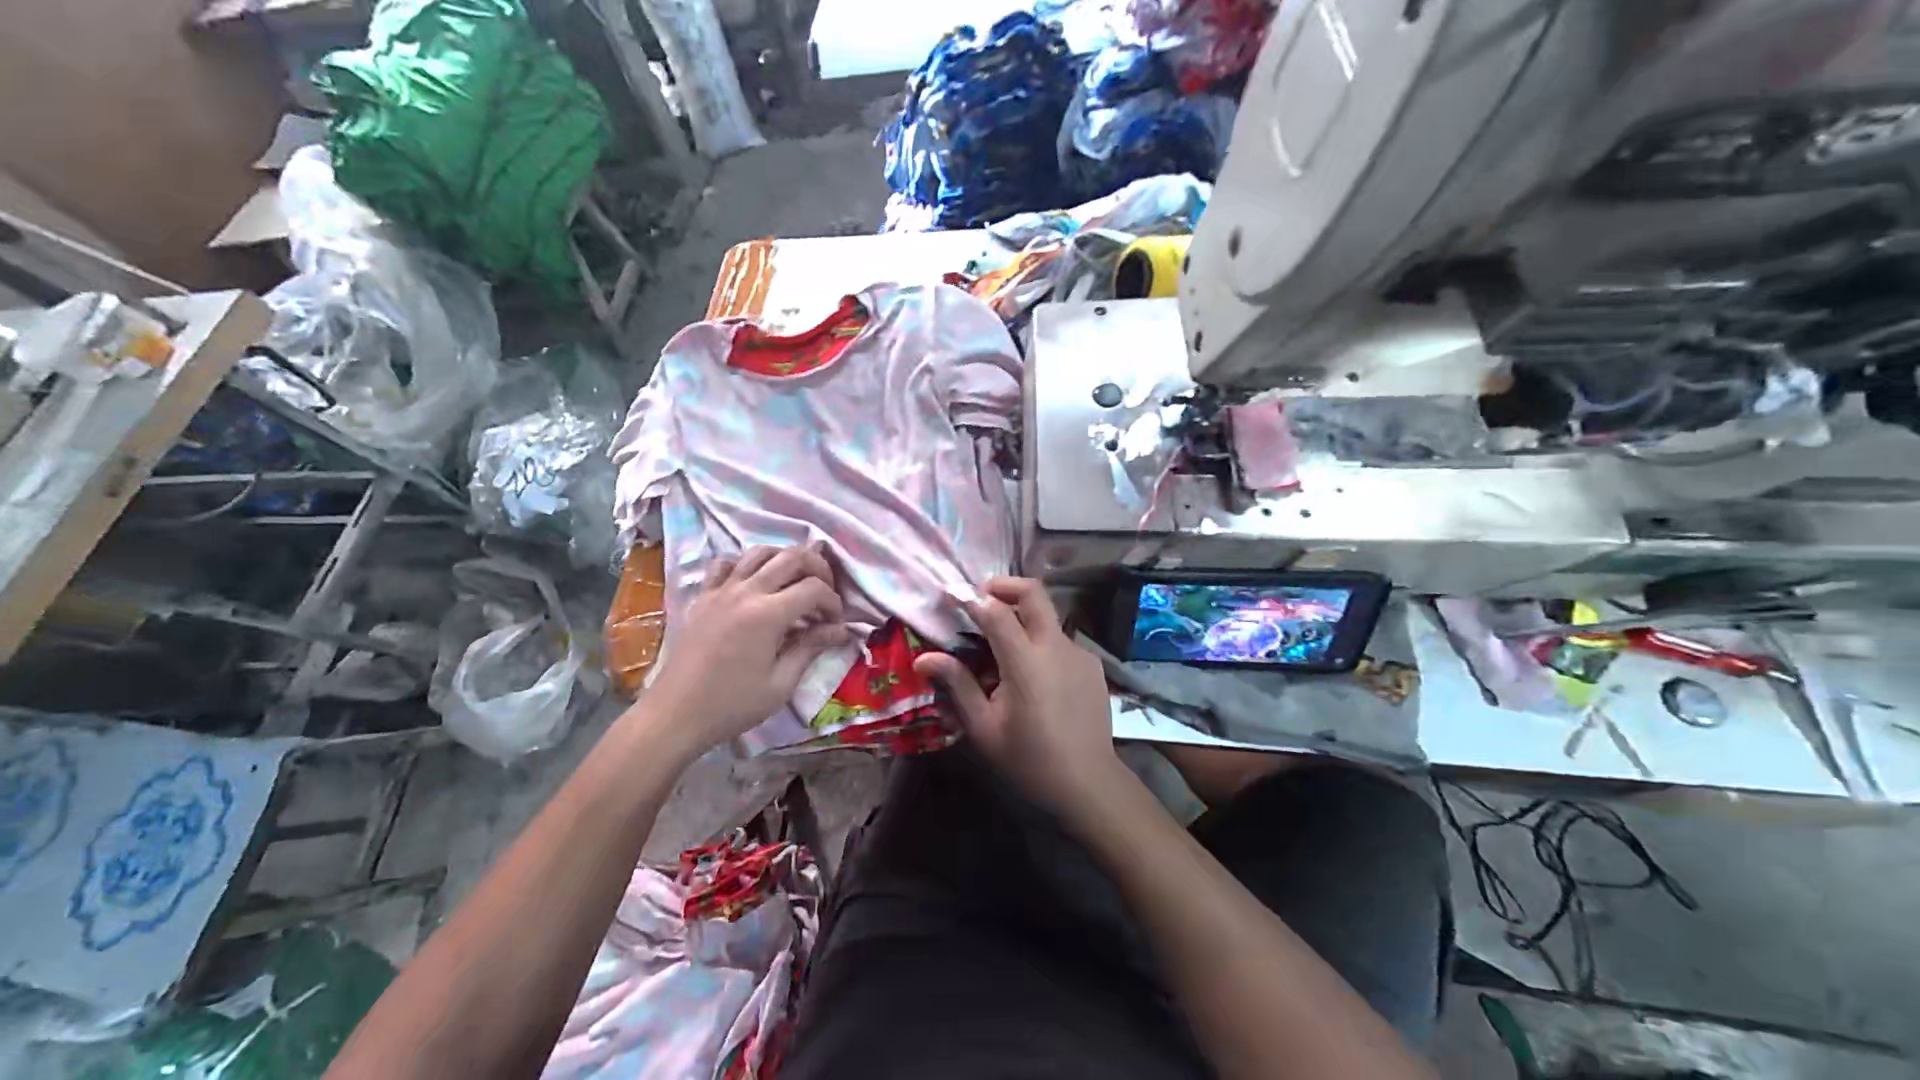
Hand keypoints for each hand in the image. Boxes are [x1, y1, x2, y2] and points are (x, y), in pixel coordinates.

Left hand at [637, 544, 849, 756]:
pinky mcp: (702, 596)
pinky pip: (726, 564)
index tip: (834, 624)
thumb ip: (811, 648)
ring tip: (794, 581)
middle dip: (818, 568)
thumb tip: (841, 630)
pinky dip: (745, 565)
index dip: (833, 602)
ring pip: (759, 552)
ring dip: (784, 559)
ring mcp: (720, 590)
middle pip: (792, 557)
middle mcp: (745, 592)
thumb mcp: (780, 684)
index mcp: (767, 614)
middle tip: (825, 592)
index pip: (814, 588)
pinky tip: (753, 584)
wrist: (676, 714)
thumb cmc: (732, 705)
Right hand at [913, 577, 1123, 816]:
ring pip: (1047, 618)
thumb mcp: (984, 728)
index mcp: (1027, 662)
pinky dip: (1040, 643)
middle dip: (1004, 585)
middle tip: (981, 596)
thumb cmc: (1029, 760)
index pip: (996, 611)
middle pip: (1034, 594)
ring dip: (1022, 618)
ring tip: (1001, 647)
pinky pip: (1060, 642)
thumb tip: (924, 658)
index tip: (951, 595)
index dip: (971, 597)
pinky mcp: (1092, 665)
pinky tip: (1031, 675)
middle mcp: (1057, 647)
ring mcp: (1079, 654)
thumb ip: (958, 685)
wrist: (1088, 784)